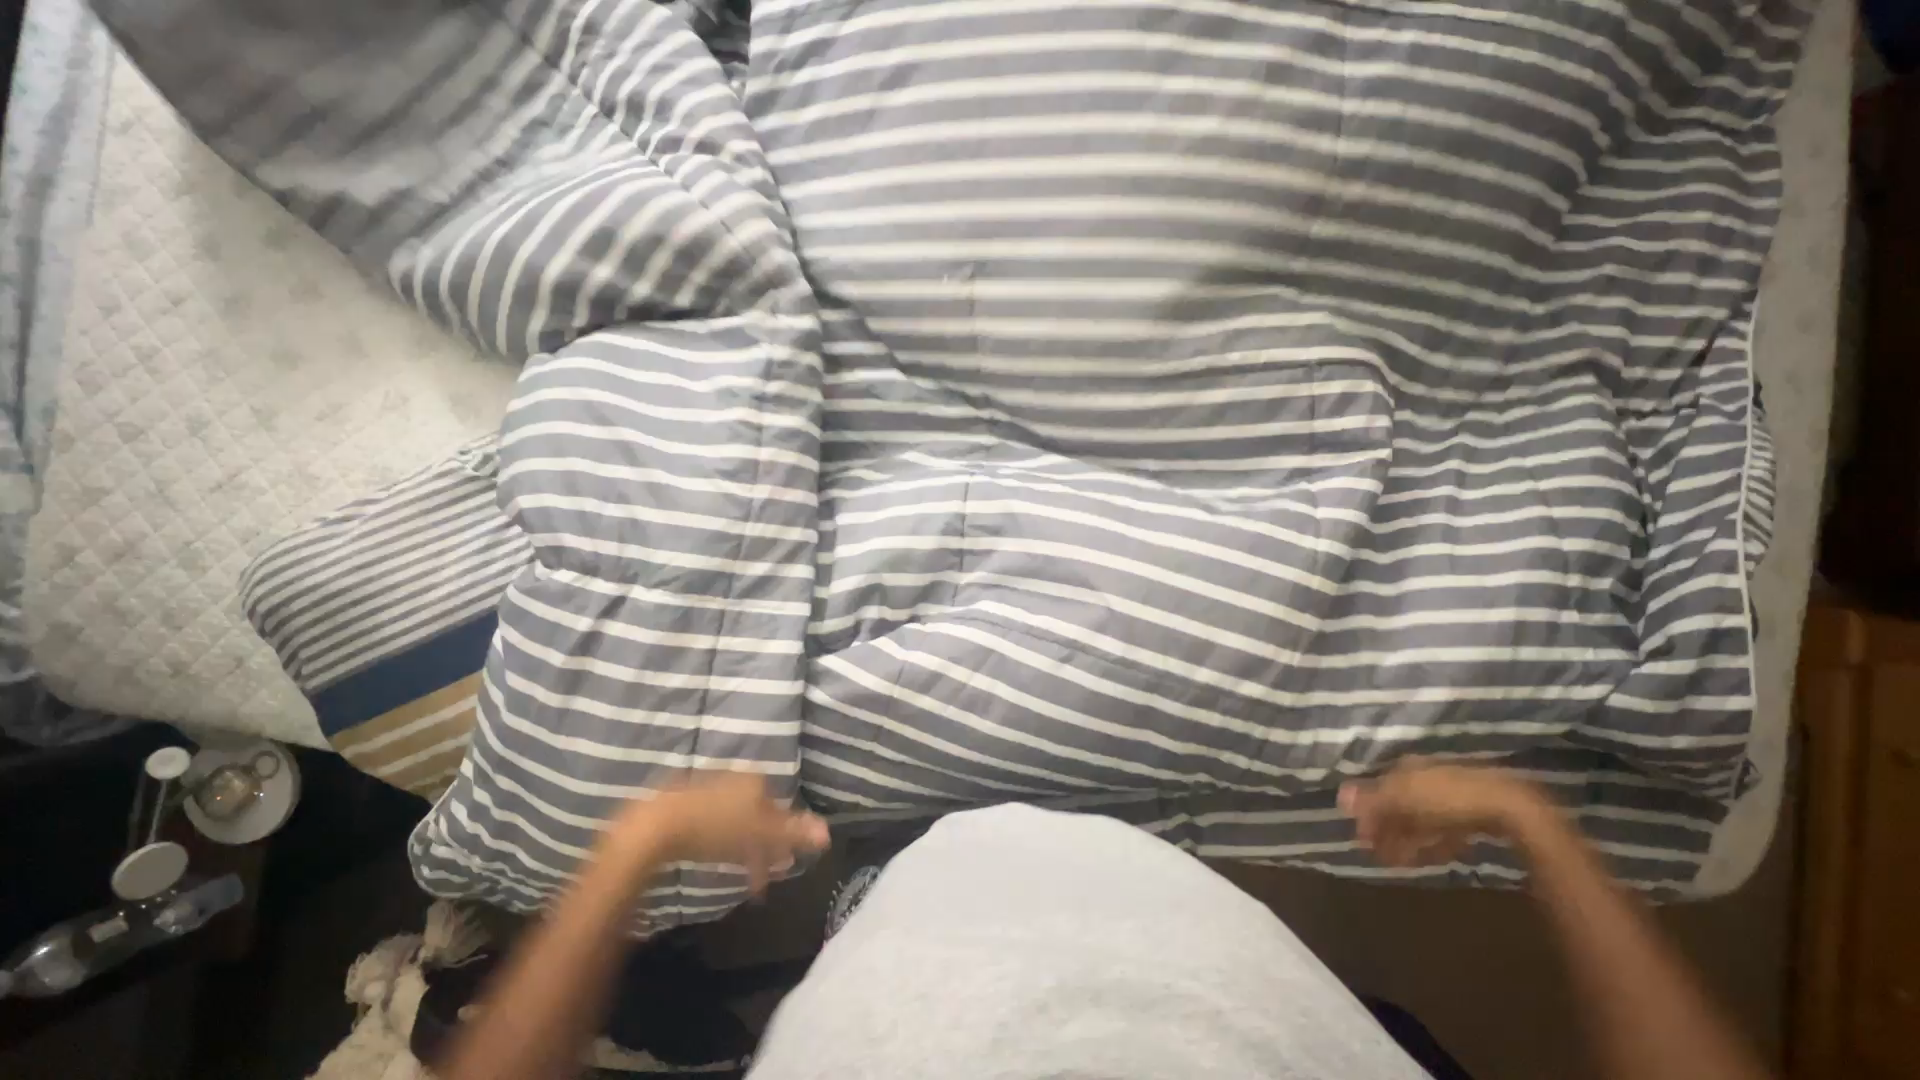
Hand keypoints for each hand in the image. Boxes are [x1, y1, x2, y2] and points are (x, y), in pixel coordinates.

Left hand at [620, 772, 829, 894]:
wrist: (655, 828)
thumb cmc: (715, 828)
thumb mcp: (761, 834)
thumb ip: (795, 833)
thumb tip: (829, 833)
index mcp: (754, 780)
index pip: (780, 805)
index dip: (785, 835)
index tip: (784, 862)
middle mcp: (733, 778)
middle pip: (758, 813)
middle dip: (763, 844)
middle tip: (762, 876)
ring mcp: (705, 787)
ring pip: (734, 819)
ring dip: (742, 846)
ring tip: (738, 873)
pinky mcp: (681, 803)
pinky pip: (711, 822)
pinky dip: (718, 841)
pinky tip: (711, 857)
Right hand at [1338, 760, 1547, 866]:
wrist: (1509, 808)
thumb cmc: (1447, 798)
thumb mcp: (1403, 798)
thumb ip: (1372, 799)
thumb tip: (1340, 794)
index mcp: (1407, 768)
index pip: (1378, 788)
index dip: (1367, 811)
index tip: (1360, 837)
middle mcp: (1426, 777)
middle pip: (1398, 804)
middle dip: (1386, 829)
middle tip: (1377, 855)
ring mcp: (1451, 796)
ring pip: (1420, 819)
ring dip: (1406, 840)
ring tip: (1398, 863)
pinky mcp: (1473, 815)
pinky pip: (1443, 830)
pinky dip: (1431, 844)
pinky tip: (1428, 858)